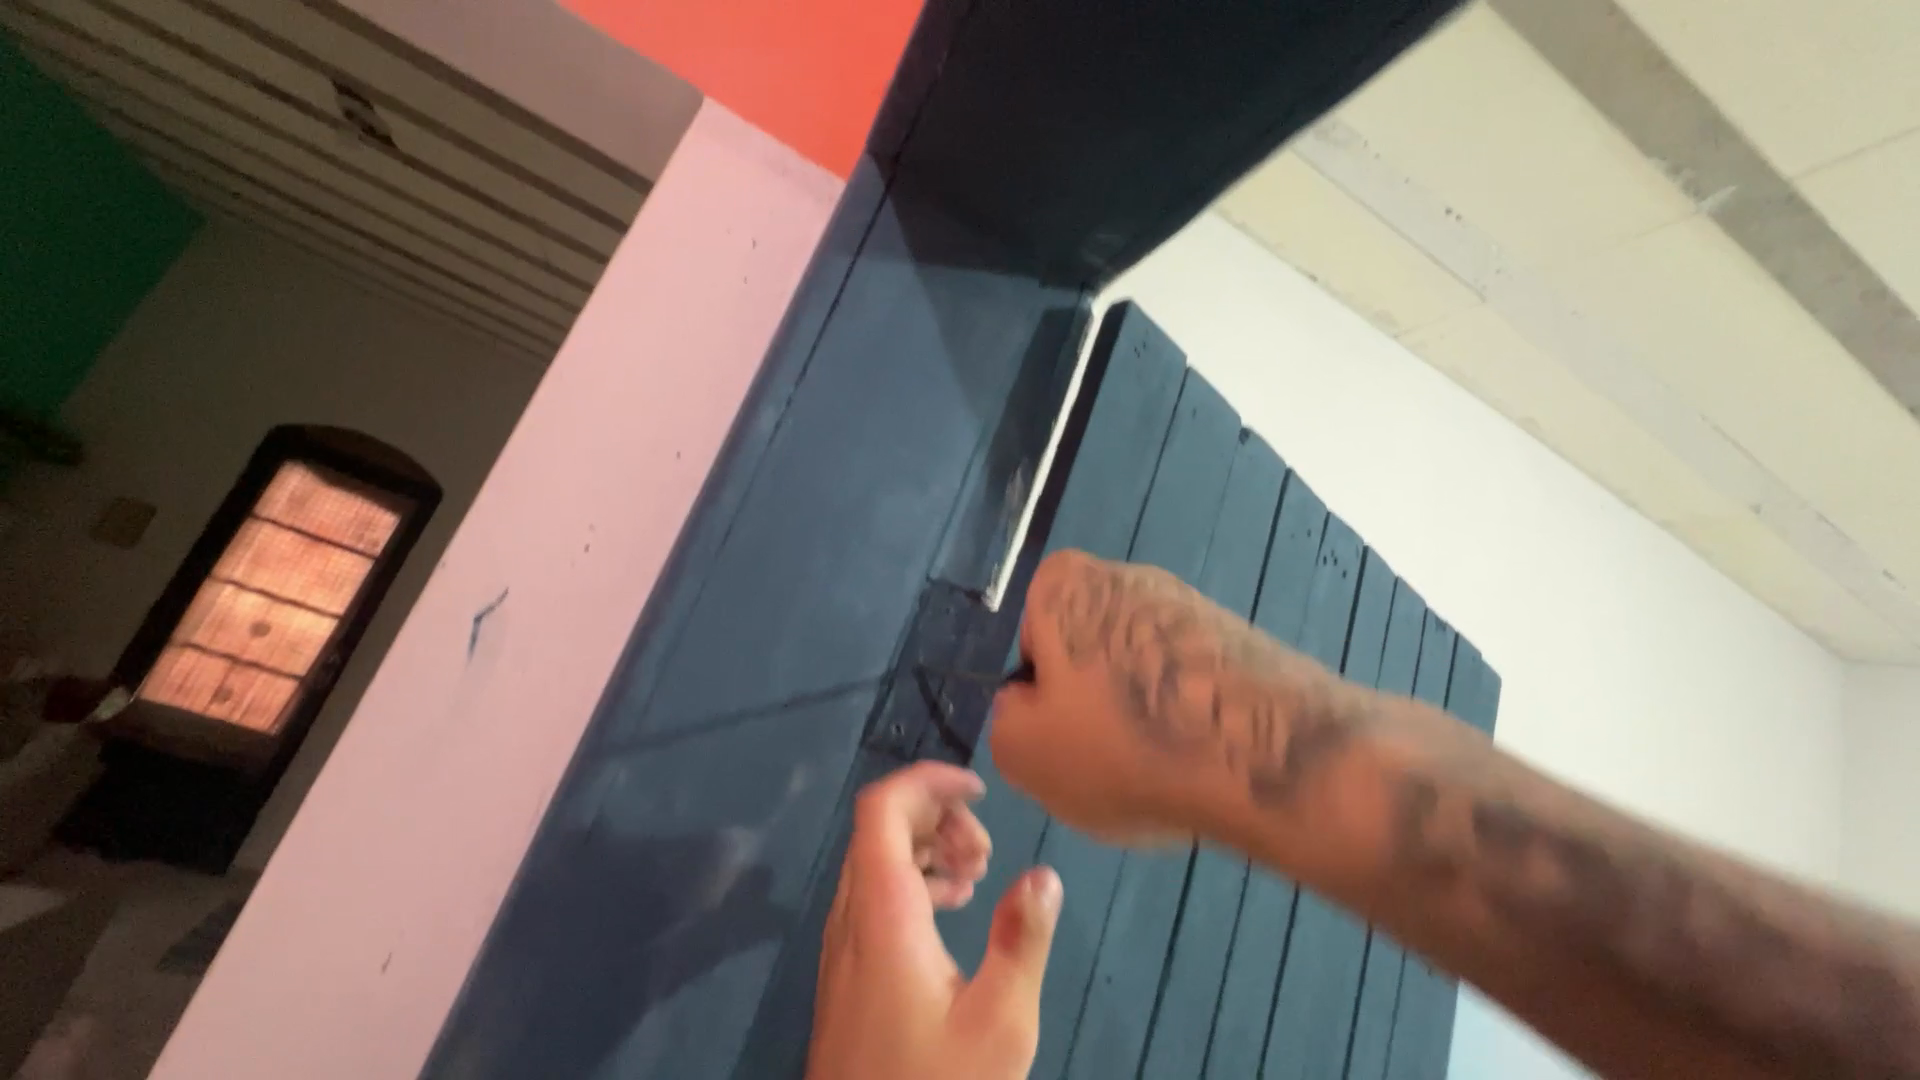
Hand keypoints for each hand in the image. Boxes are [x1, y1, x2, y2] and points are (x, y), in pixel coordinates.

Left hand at [808, 762, 1061, 1079]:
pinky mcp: (849, 968)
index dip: (929, 780)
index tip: (981, 791)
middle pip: (883, 826)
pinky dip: (916, 880)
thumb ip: (1020, 939)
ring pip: (878, 859)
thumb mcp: (998, 1023)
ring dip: (929, 847)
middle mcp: (853, 915)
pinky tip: (954, 908)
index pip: (884, 807)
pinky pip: (877, 894)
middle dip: (939, 815)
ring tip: (978, 875)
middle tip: (987, 850)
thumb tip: (1044, 872)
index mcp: (883, 911)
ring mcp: (845, 942)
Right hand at [991, 550, 1332, 843]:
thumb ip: (1005, 718)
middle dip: (1091, 700)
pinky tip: (1201, 761)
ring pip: (1139, 671)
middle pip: (1086, 651)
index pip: (1030, 636)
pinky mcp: (1241, 639)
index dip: (1041, 690)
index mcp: (1065, 585)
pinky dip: (1188, 719)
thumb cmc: (1124, 746)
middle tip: (1106, 756)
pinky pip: (1190, 683)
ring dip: (1142, 715)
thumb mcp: (1021, 752)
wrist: (1270, 759)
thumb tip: (1031, 705)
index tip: (1063, 728)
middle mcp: (1128, 576)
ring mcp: (1191, 605)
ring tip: (1162, 767)